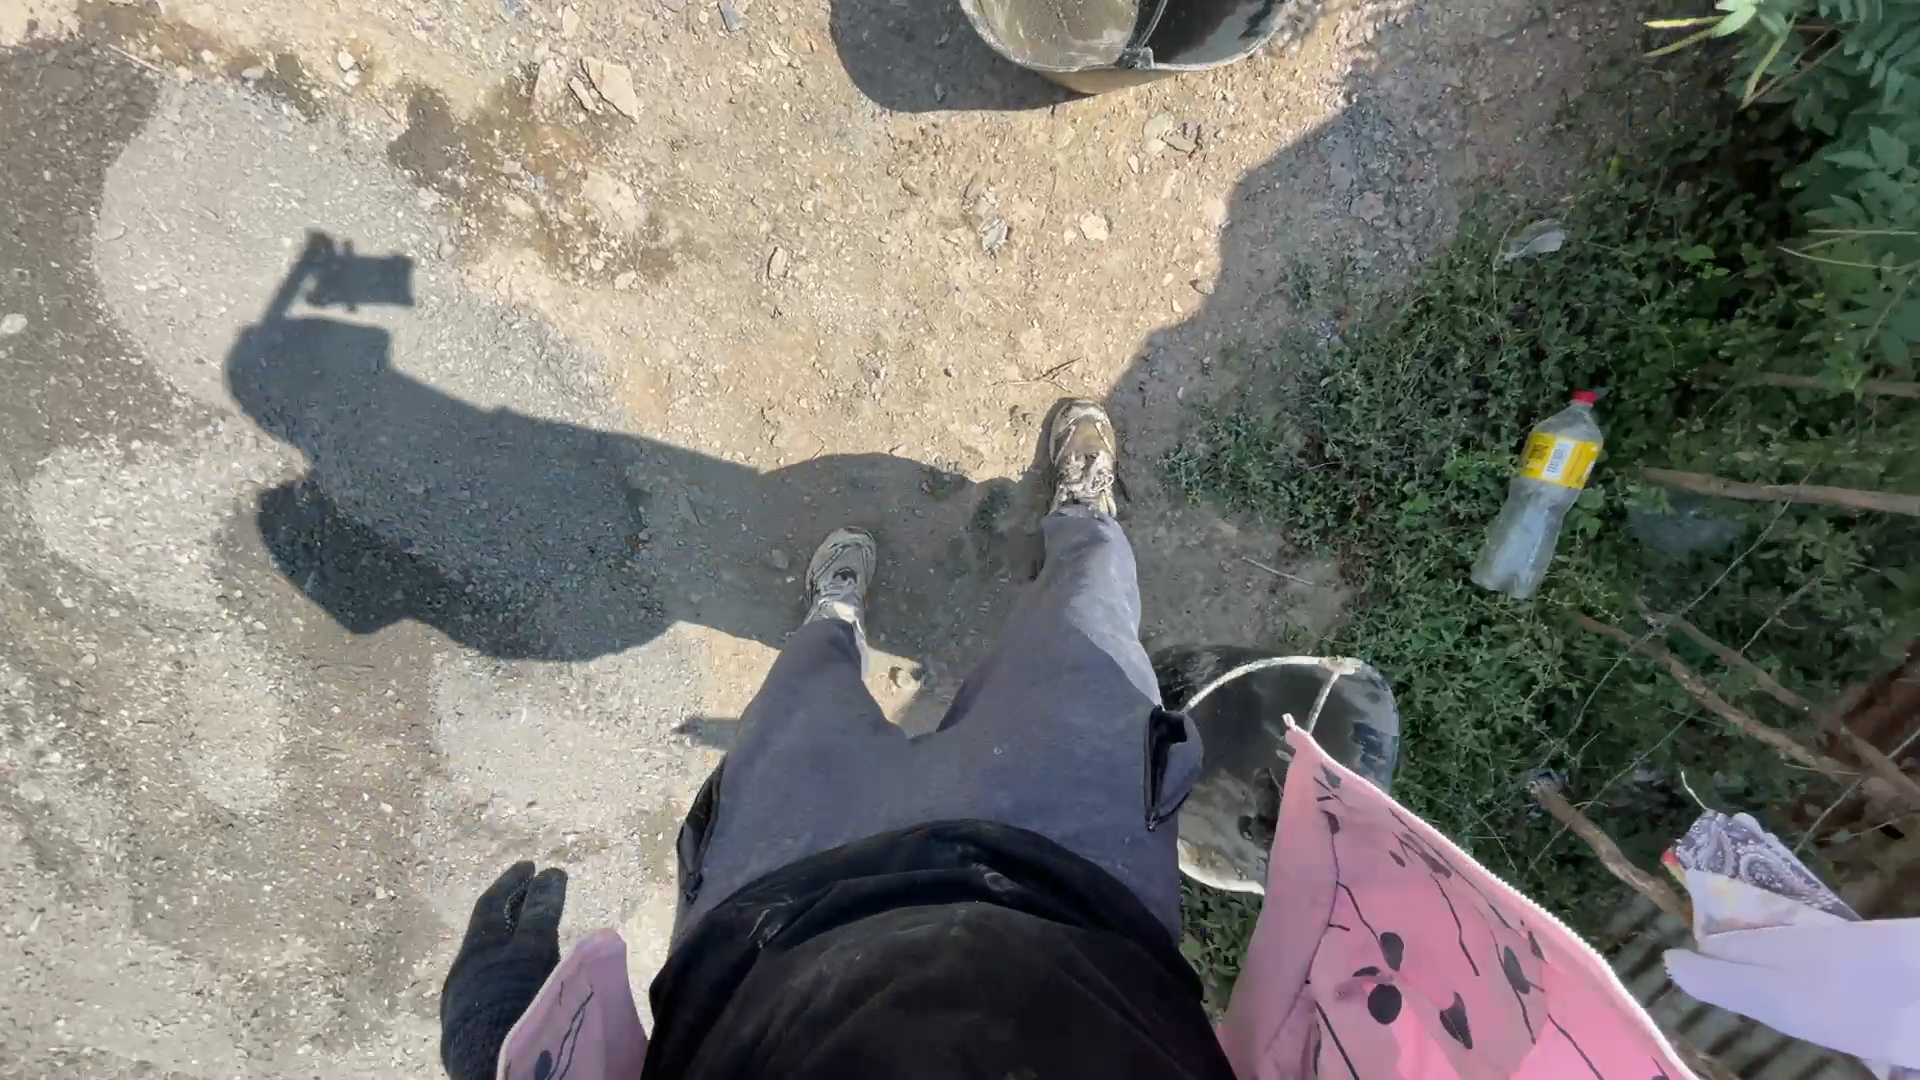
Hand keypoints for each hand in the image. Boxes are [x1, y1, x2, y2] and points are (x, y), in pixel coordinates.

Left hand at [440, 862, 567, 1079]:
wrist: (492, 1065)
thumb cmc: (515, 998)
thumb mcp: (535, 946)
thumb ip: (541, 909)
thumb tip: (550, 871)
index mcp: (474, 950)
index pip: (490, 904)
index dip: (511, 881)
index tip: (531, 864)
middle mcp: (463, 973)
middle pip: (489, 930)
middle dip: (514, 907)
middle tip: (537, 890)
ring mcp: (465, 1001)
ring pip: (490, 957)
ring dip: (512, 936)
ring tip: (536, 928)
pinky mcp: (474, 1026)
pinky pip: (493, 978)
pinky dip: (511, 961)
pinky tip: (526, 970)